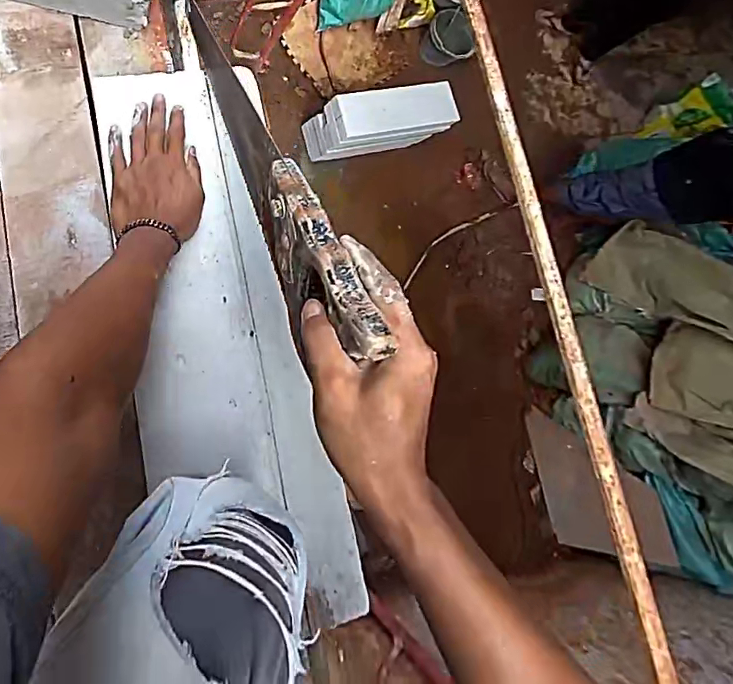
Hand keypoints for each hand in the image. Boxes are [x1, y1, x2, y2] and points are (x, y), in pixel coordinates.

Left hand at [108, 94, 204, 241]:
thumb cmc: (175, 221)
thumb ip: (193, 171)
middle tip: (157, 99)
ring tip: (139, 107)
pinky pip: (117, 156)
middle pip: (155, 131)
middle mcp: (154, 163)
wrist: (151, 236)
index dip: (177, 120)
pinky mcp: (120, 180)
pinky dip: (116, 142)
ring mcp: (135, 170)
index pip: (176, 135)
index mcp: (173, 165)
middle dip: (157, 112)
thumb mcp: (197, 196)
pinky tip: (115, 132)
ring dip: (137, 120)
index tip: (176, 109)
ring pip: (136, 139)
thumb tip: (191, 153)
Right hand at [301, 236, 437, 514]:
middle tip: (332, 258)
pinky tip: (340, 321)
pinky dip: (362, 325)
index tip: (343, 246)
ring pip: (385, 321)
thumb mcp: (334, 388)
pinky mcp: (406, 377)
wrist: (390, 486)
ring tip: (331, 282)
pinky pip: (383, 338)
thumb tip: (312, 308)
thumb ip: (322, 341)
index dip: (362, 267)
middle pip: (387, 304)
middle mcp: (419, 352)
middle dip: (359, 281)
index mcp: (410, 350)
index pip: (386, 294)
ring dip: (359, 303)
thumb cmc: (365, 444)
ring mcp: (415, 365)